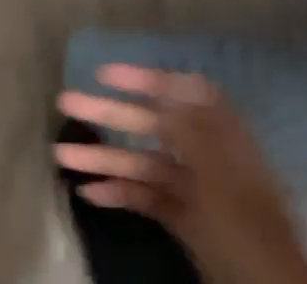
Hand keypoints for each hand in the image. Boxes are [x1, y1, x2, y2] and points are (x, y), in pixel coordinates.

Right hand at [55, 65, 306, 283]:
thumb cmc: (246, 232)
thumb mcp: (219, 180)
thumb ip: (192, 133)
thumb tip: (164, 87)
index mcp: (226, 144)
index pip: (188, 95)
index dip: (149, 80)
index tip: (105, 74)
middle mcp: (209, 160)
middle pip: (156, 127)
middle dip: (110, 114)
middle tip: (66, 103)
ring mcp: (196, 191)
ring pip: (144, 164)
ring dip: (104, 158)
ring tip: (61, 155)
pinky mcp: (185, 219)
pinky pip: (146, 197)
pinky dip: (119, 193)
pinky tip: (89, 193)